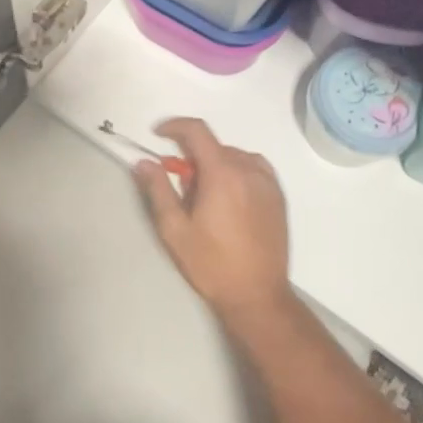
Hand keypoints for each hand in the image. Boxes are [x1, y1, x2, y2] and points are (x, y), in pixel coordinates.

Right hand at [134, 117, 291, 322]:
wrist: (258, 295)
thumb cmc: (211, 264)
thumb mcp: (174, 229)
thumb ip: (158, 190)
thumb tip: (144, 162)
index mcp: (223, 174)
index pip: (197, 131)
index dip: (175, 126)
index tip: (158, 134)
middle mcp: (249, 170)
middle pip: (215, 147)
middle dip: (193, 158)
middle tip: (182, 192)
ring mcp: (268, 182)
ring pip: (235, 157)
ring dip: (215, 166)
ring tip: (207, 201)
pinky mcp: (279, 197)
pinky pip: (254, 169)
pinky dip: (237, 172)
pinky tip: (229, 200)